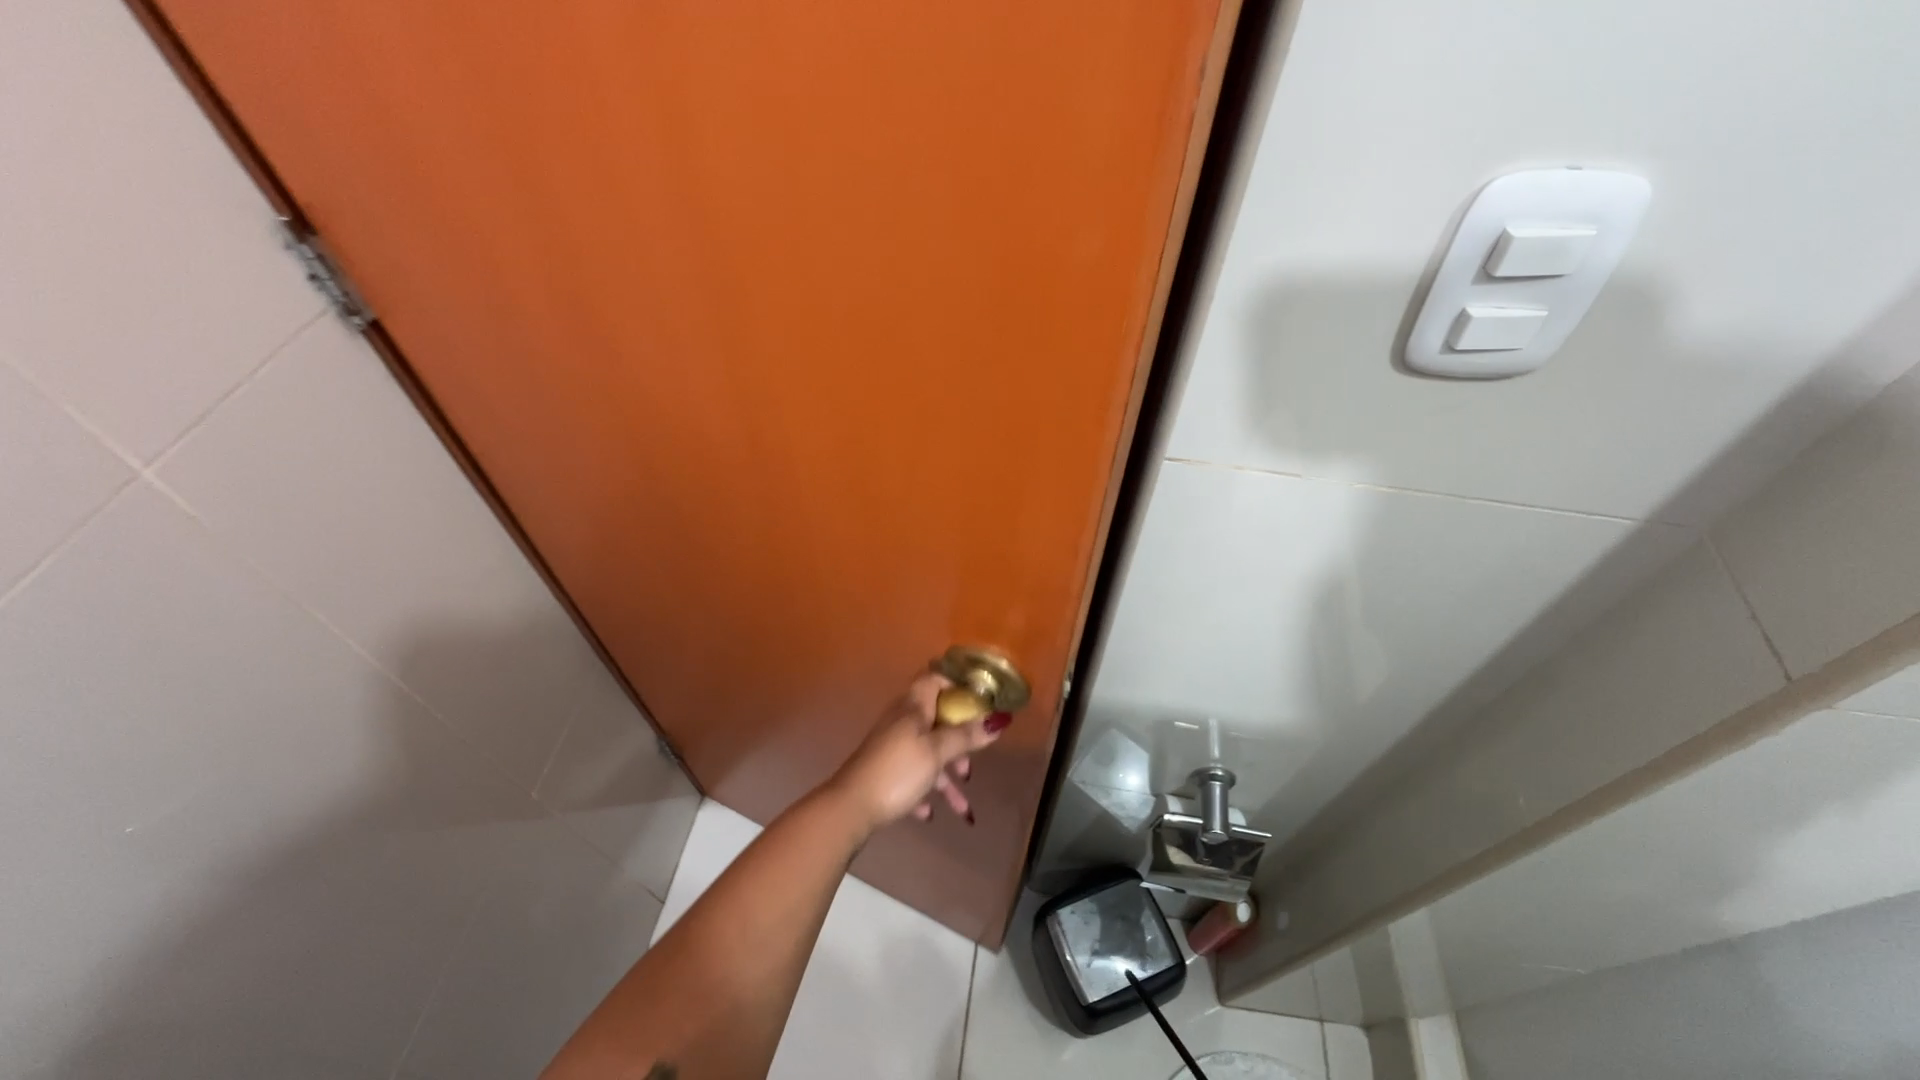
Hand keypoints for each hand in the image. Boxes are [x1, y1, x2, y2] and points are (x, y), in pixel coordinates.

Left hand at [826, 673, 1007, 830]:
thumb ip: (966, 736)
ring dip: (947, 778)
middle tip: (976, 757)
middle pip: (937, 719)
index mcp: (913, 708)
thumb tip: (998, 719)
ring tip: (963, 806)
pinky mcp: (886, 773)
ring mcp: (893, 748)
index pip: (935, 679)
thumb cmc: (897, 771)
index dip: (958, 685)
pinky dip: (926, 793)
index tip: (982, 703)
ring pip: (929, 754)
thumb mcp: (936, 752)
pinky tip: (930, 813)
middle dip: (960, 739)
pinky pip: (914, 778)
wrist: (850, 807)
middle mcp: (902, 722)